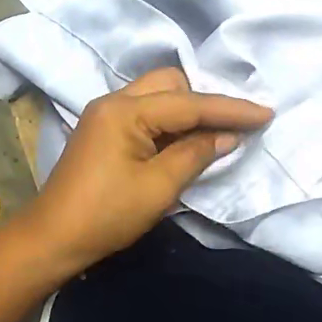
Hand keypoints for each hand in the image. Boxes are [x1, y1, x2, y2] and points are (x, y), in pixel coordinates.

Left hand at [22, 67, 272, 269]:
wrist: (54, 237)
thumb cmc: (107, 214)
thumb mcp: (158, 186)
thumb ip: (196, 153)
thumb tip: (227, 135)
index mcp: (124, 110)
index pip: (188, 103)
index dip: (230, 109)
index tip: (267, 113)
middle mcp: (112, 102)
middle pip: (169, 84)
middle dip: (203, 101)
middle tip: (233, 125)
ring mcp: (103, 115)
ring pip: (155, 96)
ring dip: (185, 111)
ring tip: (216, 132)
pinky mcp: (101, 131)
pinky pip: (142, 113)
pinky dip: (166, 122)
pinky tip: (184, 140)